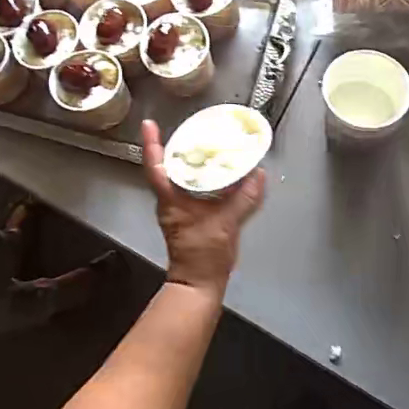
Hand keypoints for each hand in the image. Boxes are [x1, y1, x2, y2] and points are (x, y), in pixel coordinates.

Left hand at [138, 119, 266, 294]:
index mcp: (171, 199)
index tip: (149, 123)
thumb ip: (244, 198)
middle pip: (167, 166)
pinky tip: (216, 170)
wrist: (199, 284)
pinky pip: (191, 187)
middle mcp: (169, 200)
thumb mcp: (226, 224)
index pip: (156, 167)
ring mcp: (177, 208)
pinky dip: (200, 175)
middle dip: (175, 145)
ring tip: (204, 142)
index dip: (152, 144)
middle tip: (189, 126)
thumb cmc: (204, 255)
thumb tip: (259, 174)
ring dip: (188, 160)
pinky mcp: (188, 215)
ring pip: (179, 177)